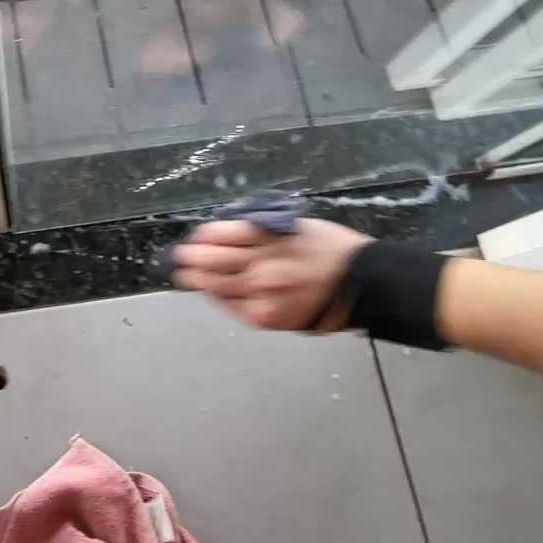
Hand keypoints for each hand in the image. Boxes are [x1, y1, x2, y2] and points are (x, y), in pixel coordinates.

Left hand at [170, 219, 370, 331]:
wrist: (364, 284)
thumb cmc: (328, 248)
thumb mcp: (293, 225)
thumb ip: (259, 230)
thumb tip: (222, 235)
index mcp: (269, 237)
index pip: (220, 234)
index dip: (202, 236)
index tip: (195, 238)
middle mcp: (262, 265)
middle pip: (212, 261)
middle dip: (190, 259)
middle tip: (178, 258)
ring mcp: (263, 294)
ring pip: (218, 287)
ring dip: (197, 280)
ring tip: (185, 276)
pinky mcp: (267, 317)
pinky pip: (234, 308)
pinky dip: (221, 299)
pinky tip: (214, 293)